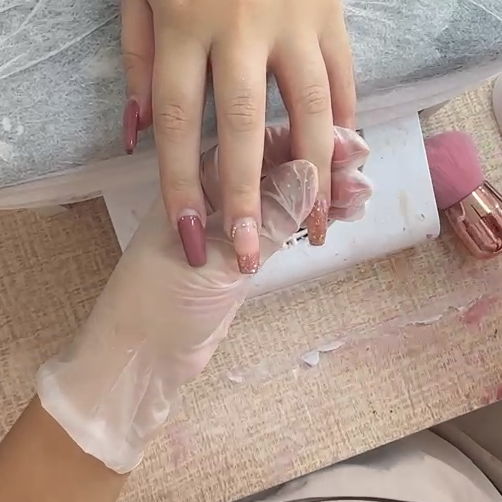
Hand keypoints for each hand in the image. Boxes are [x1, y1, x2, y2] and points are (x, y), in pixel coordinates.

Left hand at [38, 126, 370, 471]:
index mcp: (201, 178)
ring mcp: (234, 224)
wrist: (138, 359)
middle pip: (281, 168)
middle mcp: (220, 193)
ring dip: (324, 196)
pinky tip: (341, 217)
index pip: (262, 146)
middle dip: (324, 168)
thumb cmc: (161, 301)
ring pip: (288, 198)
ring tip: (362, 198)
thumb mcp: (219, 258)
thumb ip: (268, 217)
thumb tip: (313, 168)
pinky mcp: (243, 254)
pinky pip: (285, 227)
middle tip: (363, 175)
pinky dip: (311, 220)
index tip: (350, 147)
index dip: (309, 142)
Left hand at [122, 0, 356, 275]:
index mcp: (185, 21)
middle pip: (246, 127)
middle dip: (248, 199)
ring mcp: (294, 18)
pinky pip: (343, 77)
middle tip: (250, 256)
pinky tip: (344, 167)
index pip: (182, 121)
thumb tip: (138, 135)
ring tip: (316, 227)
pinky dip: (346, 125)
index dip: (182, 185)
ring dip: (314, 175)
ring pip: (311, 109)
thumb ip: (137, 61)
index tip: (187, 236)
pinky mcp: (330, 13)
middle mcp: (242, 24)